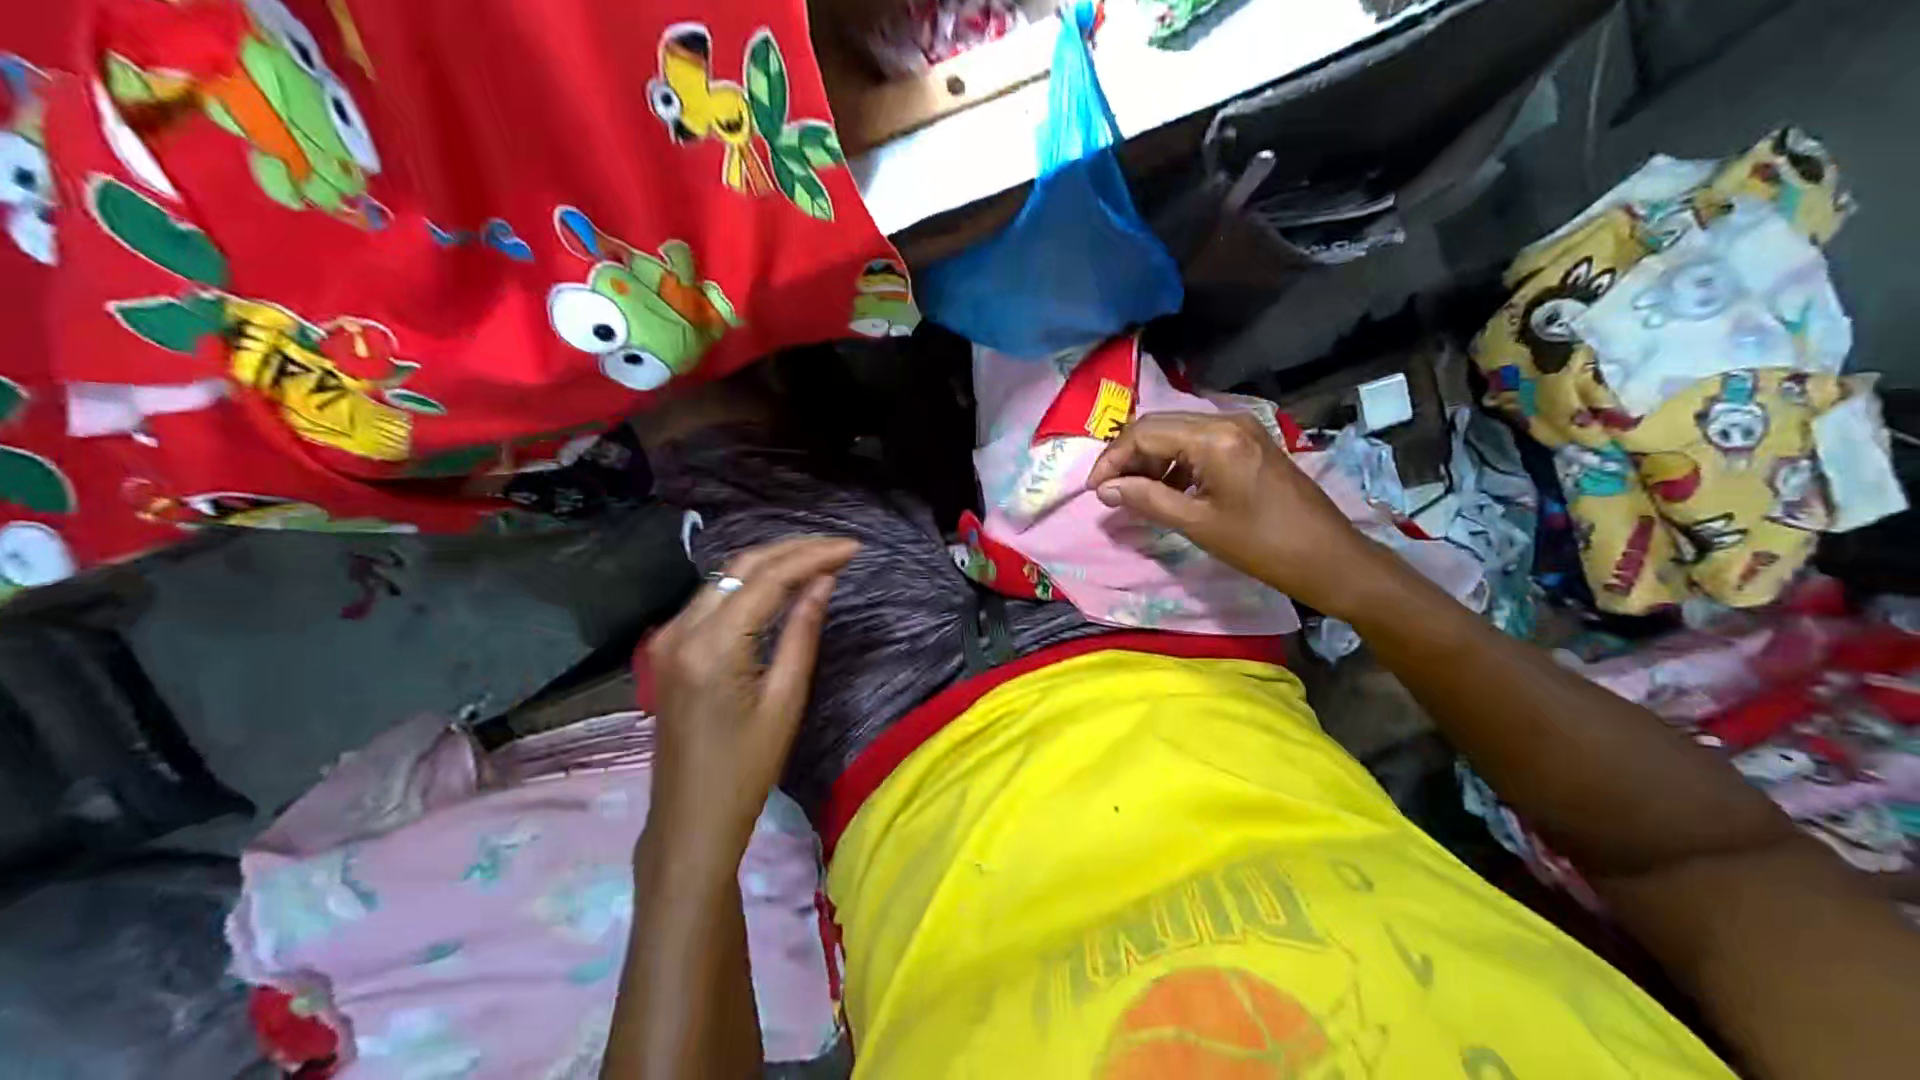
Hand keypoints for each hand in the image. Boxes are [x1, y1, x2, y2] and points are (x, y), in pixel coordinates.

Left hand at [643, 536, 859, 855]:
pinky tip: (779, 585)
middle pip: (741, 567)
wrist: (690, 818)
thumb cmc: (746, 769)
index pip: (767, 579)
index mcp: (713, 646)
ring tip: (817, 559)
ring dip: (771, 563)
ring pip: (724, 578)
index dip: (813, 557)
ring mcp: (669, 637)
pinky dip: (748, 585)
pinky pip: (712, 599)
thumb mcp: (785, 701)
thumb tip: (823, 581)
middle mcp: (682, 629)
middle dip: (793, 551)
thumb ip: (802, 632)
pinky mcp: (669, 648)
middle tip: (839, 548)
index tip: (853, 549)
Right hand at [1085, 412, 1387, 618]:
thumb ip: (1146, 500)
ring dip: (1151, 459)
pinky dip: (1176, 462)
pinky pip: (1199, 442)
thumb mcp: (1197, 524)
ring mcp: (1241, 429)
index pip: (1144, 433)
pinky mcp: (1249, 442)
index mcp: (1213, 438)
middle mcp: (1226, 421)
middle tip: (1110, 491)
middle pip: (1159, 425)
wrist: (1329, 557)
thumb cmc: (1261, 545)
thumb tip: (1105, 490)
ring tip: (1135, 494)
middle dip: (1128, 456)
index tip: (1094, 490)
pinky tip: (1167, 490)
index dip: (1112, 459)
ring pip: (1177, 432)